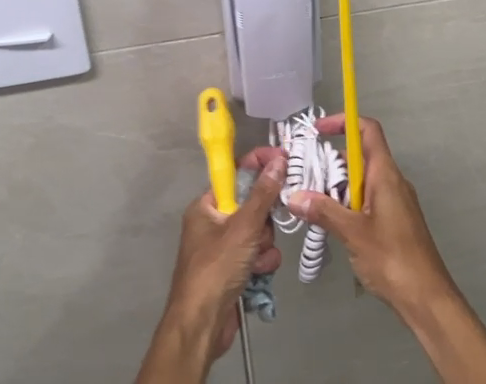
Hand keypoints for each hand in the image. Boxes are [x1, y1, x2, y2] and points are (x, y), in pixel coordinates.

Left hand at [160, 151, 284, 359]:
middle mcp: (213, 224)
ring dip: (265, 244)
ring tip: (257, 258)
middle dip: (264, 220)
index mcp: (206, 207)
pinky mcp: (234, 269)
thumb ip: (263, 194)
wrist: (201, 325)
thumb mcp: (243, 227)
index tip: (284, 160)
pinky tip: (259, 273)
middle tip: (264, 228)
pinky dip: (262, 261)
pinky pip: (258, 253)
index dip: (259, 165)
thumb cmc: (216, 268)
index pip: (236, 174)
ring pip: (259, 231)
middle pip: (252, 204)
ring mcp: (224, 248)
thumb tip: (278, 160)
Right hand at [285, 115, 458, 319]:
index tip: (318, 130)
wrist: (425, 295)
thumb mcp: (353, 233)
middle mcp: (392, 181)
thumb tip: (294, 197)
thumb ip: (324, 212)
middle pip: (360, 156)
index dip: (344, 122)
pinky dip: (348, 204)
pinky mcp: (394, 220)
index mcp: (385, 174)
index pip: (368, 131)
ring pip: (362, 181)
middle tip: (303, 178)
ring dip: (337, 187)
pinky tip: (332, 224)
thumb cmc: (392, 258)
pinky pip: (367, 200)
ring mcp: (395, 201)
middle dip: (332, 163)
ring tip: (311, 204)